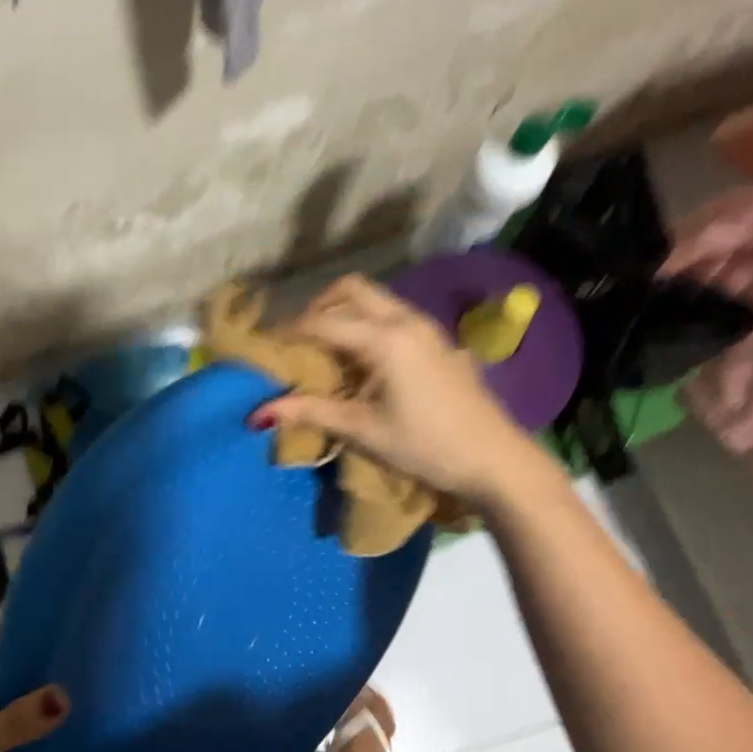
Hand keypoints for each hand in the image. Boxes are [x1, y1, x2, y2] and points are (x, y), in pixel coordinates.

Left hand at [0, 650, 67, 751]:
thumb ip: (21, 718)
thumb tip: (64, 694)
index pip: (7, 648)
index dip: (37, 645)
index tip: (74, 648)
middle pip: (9, 676)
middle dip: (41, 677)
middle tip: (85, 681)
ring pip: (5, 703)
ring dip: (32, 705)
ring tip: (75, 708)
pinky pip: (0, 726)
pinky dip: (20, 727)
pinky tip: (44, 738)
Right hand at [250, 275, 552, 506]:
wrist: (494, 460)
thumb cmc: (425, 446)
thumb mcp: (362, 430)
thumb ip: (311, 413)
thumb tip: (258, 414)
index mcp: (385, 339)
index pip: (323, 322)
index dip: (288, 332)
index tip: (263, 347)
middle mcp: (406, 321)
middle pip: (351, 290)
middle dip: (317, 308)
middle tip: (294, 340)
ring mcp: (427, 329)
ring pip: (374, 301)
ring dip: (343, 315)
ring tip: (322, 352)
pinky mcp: (437, 343)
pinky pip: (392, 317)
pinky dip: (366, 326)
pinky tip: (358, 363)